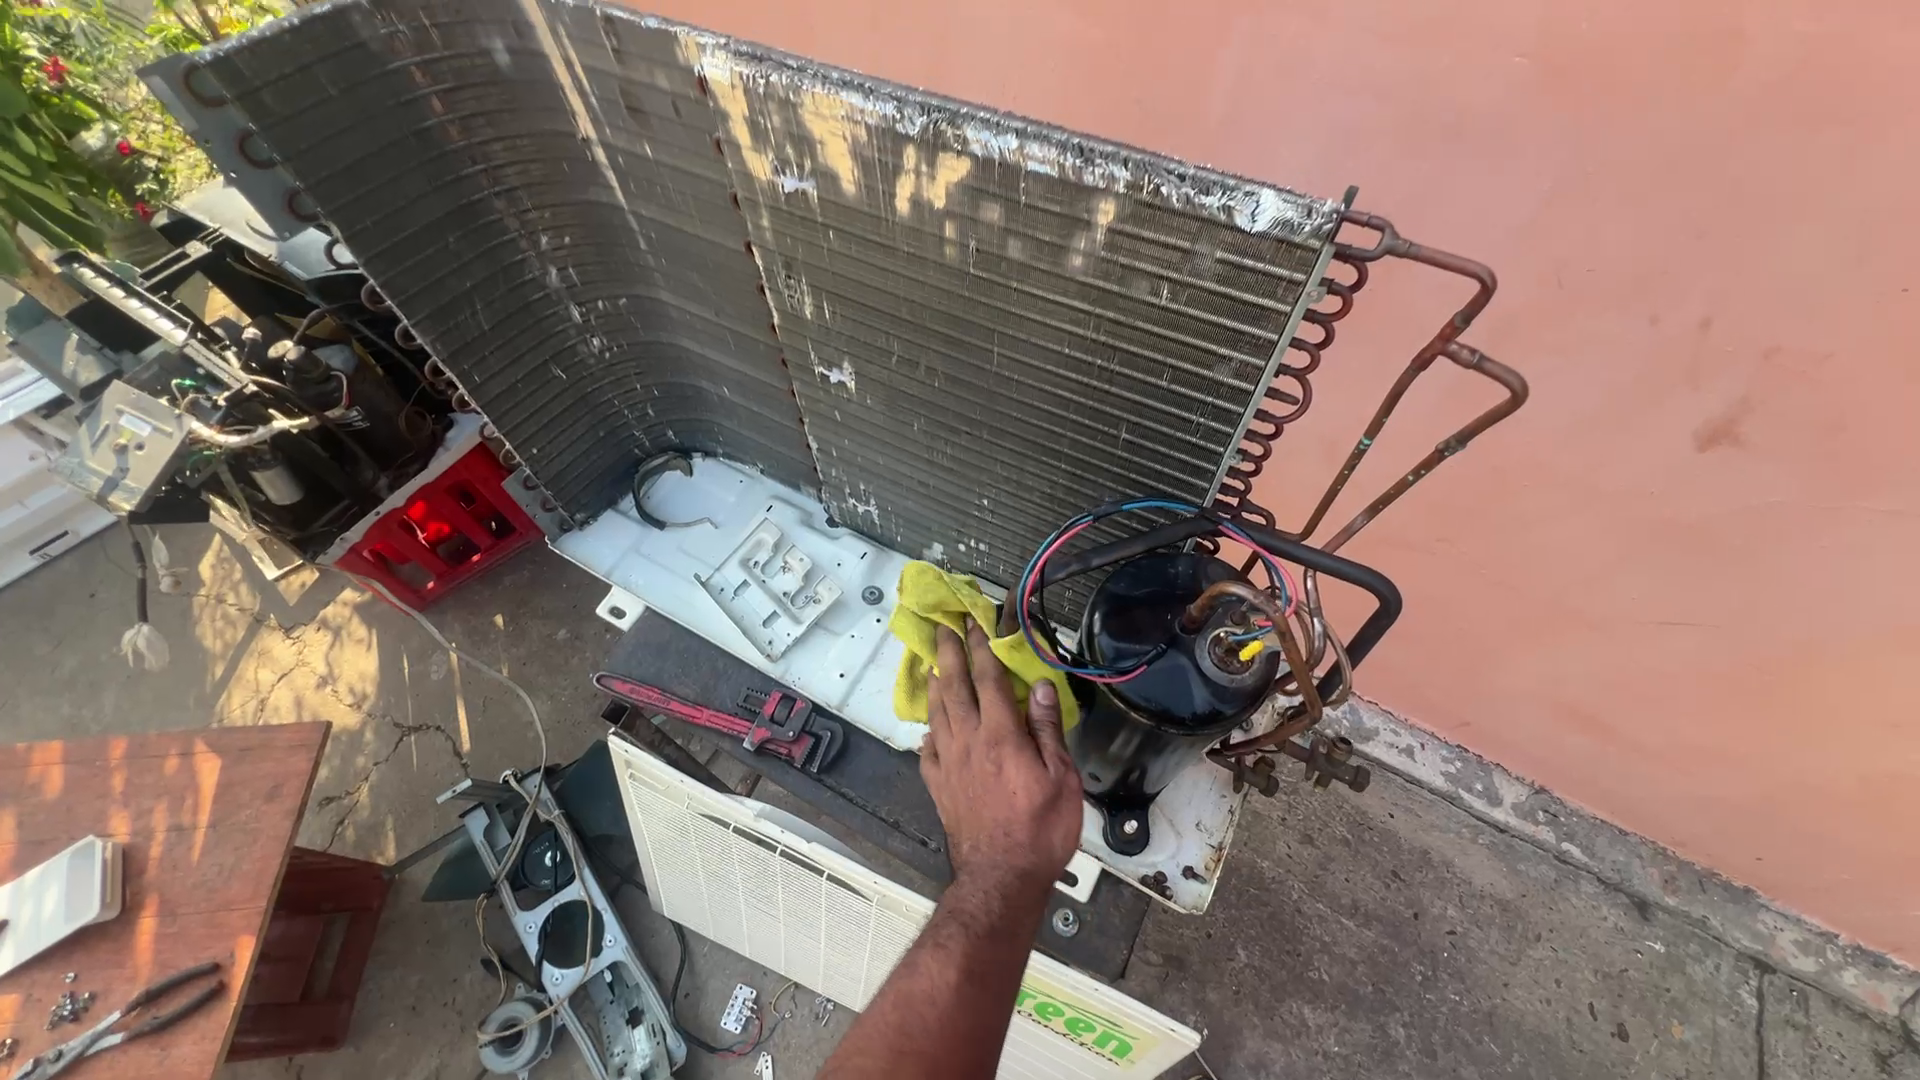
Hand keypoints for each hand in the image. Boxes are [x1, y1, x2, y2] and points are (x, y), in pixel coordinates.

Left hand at [920, 619, 1083, 897]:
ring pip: (937, 712)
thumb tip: (1039, 686)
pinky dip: (928, 731)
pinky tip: (929, 726)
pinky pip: (927, 749)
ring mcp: (948, 763)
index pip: (988, 679)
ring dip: (935, 683)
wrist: (1000, 878)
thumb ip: (1047, 729)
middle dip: (949, 653)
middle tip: (944, 627)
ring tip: (933, 663)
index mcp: (1001, 734)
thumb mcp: (1061, 778)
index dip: (981, 647)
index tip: (975, 622)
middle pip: (954, 686)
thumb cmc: (1041, 829)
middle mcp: (968, 740)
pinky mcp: (938, 786)